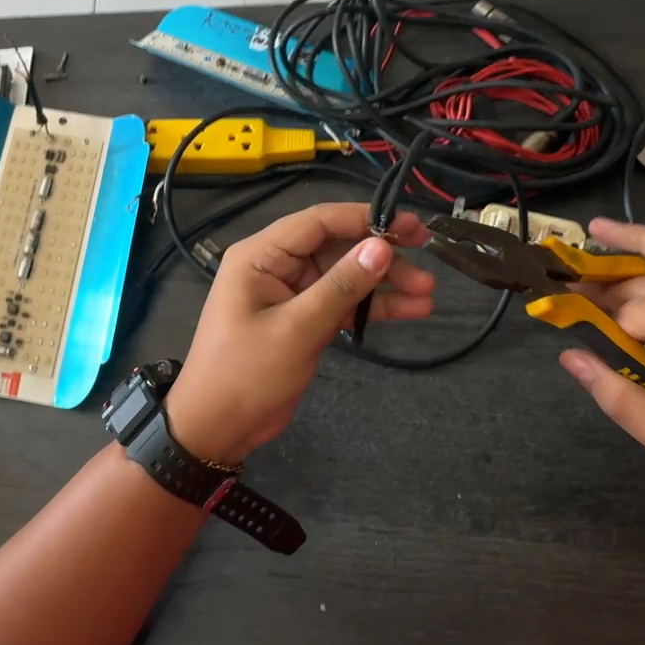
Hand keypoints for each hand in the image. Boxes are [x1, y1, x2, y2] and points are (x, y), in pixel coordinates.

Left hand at [163, 203, 435, 464]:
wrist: (217, 426)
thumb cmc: (247, 372)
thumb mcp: (297, 328)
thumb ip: (341, 286)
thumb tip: (382, 245)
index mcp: (261, 255)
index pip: (318, 221)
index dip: (364, 218)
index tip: (409, 226)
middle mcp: (275, 265)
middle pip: (335, 246)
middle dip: (380, 253)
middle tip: (427, 255)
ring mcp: (290, 293)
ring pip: (344, 275)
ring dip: (383, 282)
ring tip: (428, 293)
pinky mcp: (302, 319)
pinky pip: (341, 302)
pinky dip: (372, 307)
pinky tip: (411, 310)